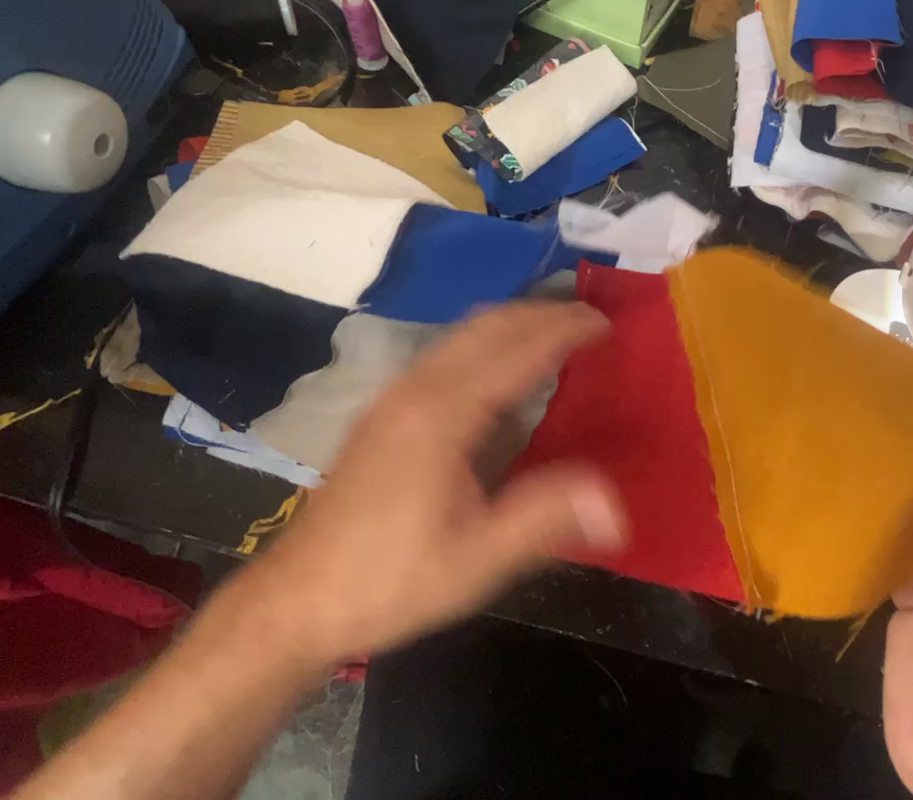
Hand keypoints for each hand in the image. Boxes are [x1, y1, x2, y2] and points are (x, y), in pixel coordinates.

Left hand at [223, 302, 628, 670]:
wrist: (296, 600)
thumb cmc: (390, 581)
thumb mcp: (476, 560)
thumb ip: (545, 521)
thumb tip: (616, 505)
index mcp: (442, 415)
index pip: (516, 350)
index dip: (565, 330)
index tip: (607, 322)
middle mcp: (415, 389)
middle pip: (487, 325)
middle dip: (542, 313)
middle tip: (590, 319)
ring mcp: (392, 395)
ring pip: (462, 333)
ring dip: (513, 322)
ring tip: (556, 332)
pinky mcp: (382, 410)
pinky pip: (445, 351)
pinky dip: (486, 341)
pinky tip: (500, 368)